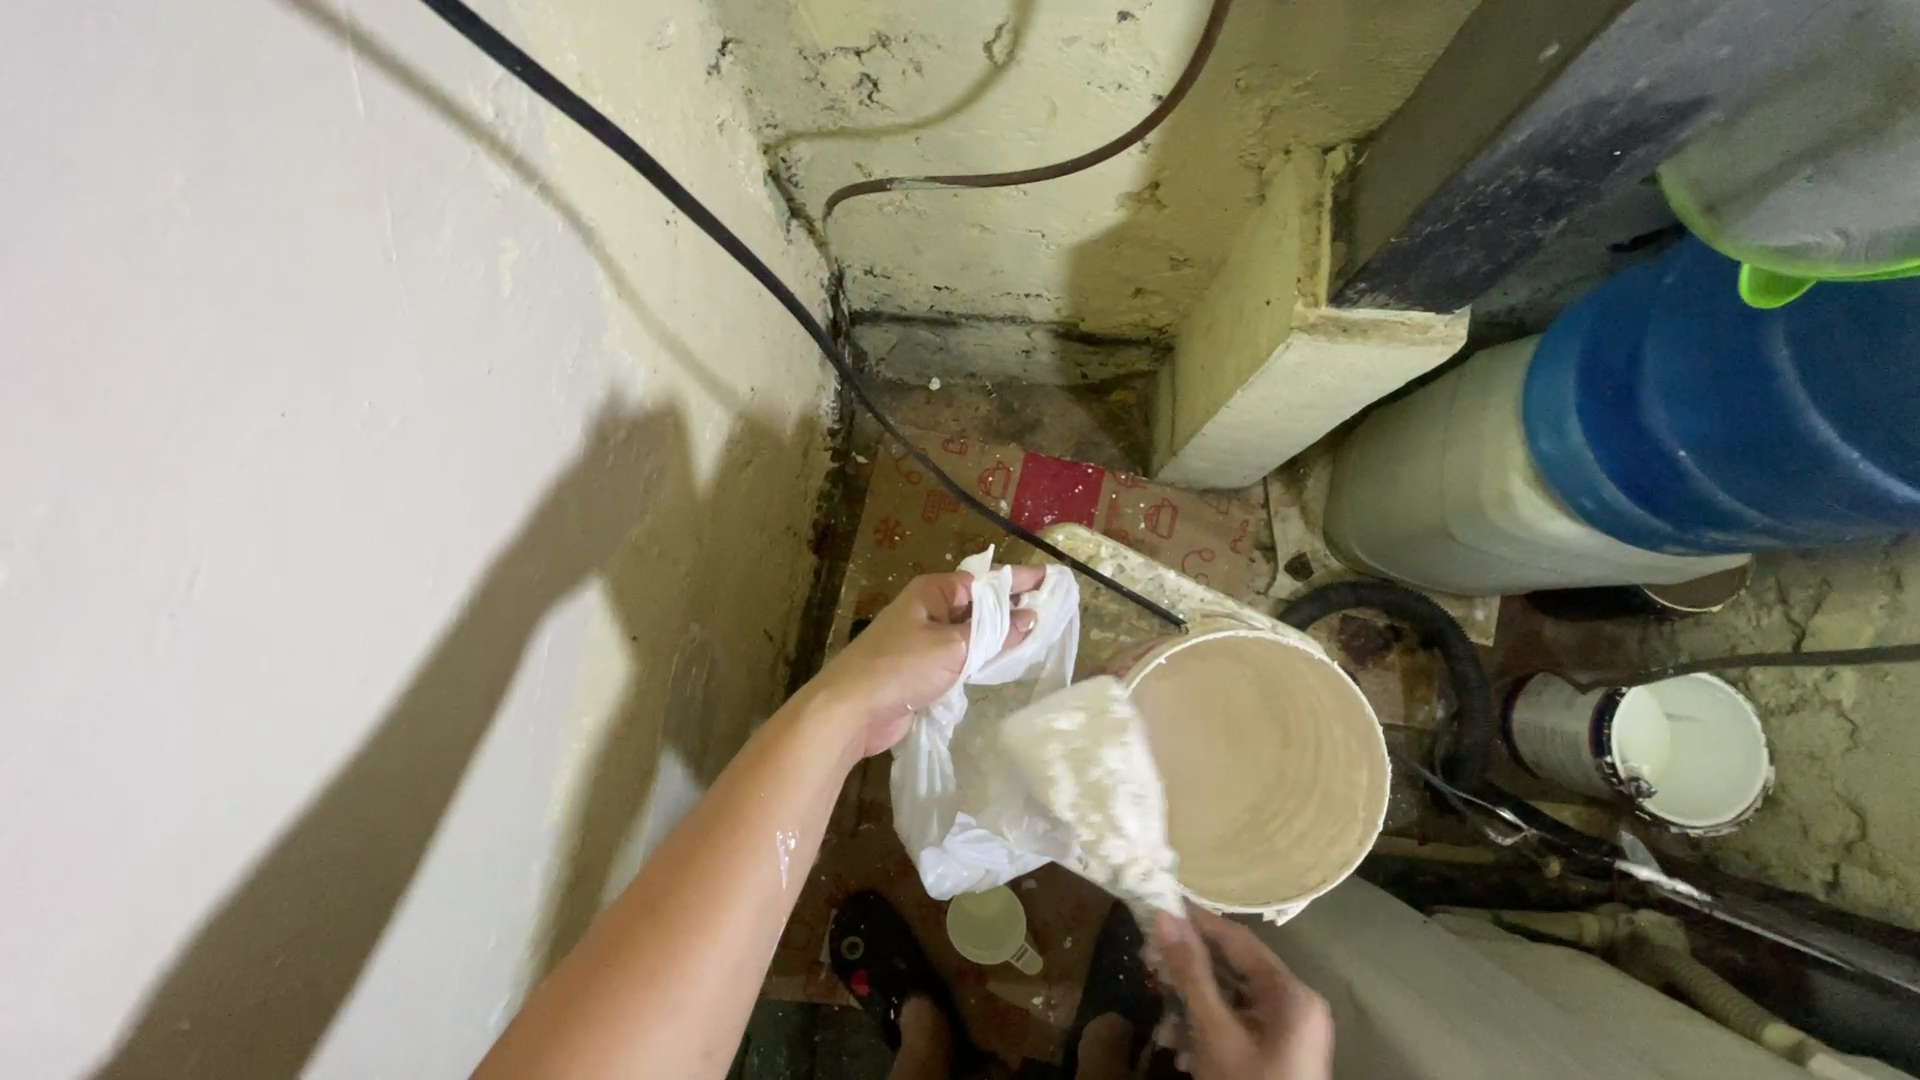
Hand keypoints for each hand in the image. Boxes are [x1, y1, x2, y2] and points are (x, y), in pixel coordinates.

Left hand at [810, 566, 1044, 757]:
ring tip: (1035, 633)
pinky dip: (980, 658)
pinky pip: (959, 656)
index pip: (984, 580)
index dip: (1017, 580)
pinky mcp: (921, 670)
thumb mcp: (954, 646)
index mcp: (932, 592)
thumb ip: (994, 633)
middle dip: (1010, 606)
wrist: (852, 708)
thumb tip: (1029, 616)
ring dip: (997, 634)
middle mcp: (927, 610)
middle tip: (1049, 606)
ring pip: (969, 632)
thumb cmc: (902, 667)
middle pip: (977, 604)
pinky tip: (1002, 663)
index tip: (1050, 578)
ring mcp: (923, 640)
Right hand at [1153, 907, 1333, 1079]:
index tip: (1158, 908)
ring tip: (1164, 1025)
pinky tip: (1183, 1052)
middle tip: (1150, 965)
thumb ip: (1190, 973)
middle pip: (1234, 969)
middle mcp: (1297, 1004)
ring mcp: (1289, 1032)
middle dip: (1189, 972)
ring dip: (1193, 1007)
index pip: (1237, 939)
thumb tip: (1163, 916)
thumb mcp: (1215, 1033)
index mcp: (1292, 993)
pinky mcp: (1279, 1053)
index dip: (1197, 921)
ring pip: (1232, 999)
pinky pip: (1239, 1024)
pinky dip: (1209, 1030)